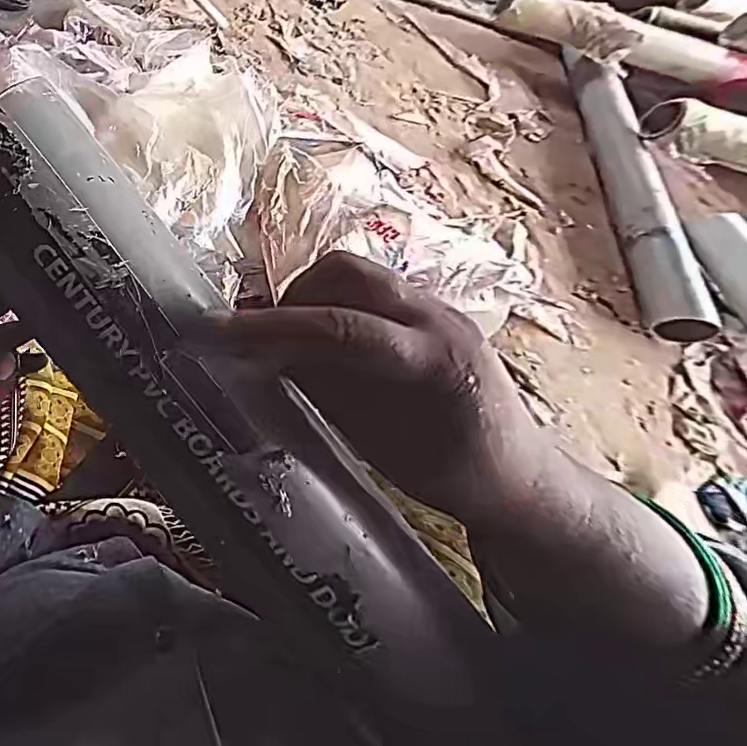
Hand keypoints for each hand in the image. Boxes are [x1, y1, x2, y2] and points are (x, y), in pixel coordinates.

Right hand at [184, 251, 546, 521]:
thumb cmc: (449, 470)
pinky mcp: (431, 309)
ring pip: (355, 269)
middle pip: (345, 272)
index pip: (339, 324)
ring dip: (310, 292)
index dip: (273, 326)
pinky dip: (332, 299)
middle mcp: (438, 319)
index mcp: (432, 360)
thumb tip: (260, 355)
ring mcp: (438, 308)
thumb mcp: (374, 437)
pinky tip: (324, 336)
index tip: (224, 331)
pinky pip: (368, 285)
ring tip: (295, 333)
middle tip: (268, 333)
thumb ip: (320, 384)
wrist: (522, 476)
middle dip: (292, 295)